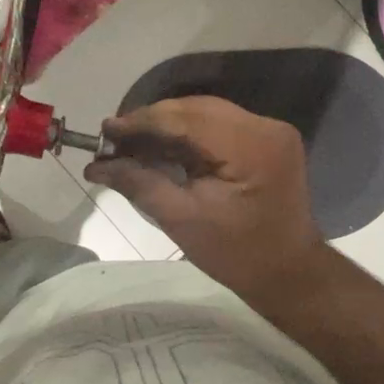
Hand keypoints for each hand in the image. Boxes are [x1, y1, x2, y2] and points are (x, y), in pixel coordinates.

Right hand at [83, 97, 327, 303]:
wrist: (288, 273)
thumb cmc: (236, 253)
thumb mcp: (181, 219)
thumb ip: (139, 184)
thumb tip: (95, 166)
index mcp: (250, 146)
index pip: (186, 119)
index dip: (141, 122)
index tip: (105, 131)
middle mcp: (264, 127)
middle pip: (195, 110)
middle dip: (151, 122)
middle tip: (112, 140)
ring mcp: (268, 132)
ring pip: (204, 114)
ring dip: (166, 126)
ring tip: (130, 144)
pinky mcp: (264, 141)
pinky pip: (217, 126)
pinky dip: (186, 134)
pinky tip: (160, 147)